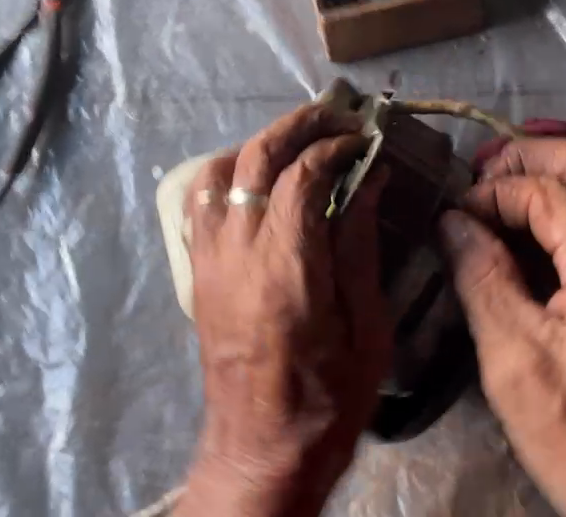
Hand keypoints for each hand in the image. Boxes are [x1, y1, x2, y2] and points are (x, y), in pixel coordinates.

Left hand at [179, 104, 391, 516]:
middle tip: (331, 115)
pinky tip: (251, 179)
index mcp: (288, 265)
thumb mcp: (368, 326)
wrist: (261, 451)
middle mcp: (239, 250)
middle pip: (255, 157)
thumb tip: (368, 180)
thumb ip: (361, 246)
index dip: (335, 145)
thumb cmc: (329, 397)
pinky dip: (224, 175)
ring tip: (292, 141)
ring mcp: (210, 259)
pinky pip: (198, 204)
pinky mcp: (197, 272)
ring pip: (218, 172)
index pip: (303, 173)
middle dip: (296, 125)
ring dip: (256, 145)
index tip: (362, 140)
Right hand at [439, 139, 565, 516]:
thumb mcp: (514, 358)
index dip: (494, 192)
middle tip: (476, 182)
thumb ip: (482, 276)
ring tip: (488, 202)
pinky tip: (514, 236)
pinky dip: (552, 210)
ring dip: (539, 179)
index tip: (455, 219)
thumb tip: (452, 220)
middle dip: (524, 158)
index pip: (548, 189)